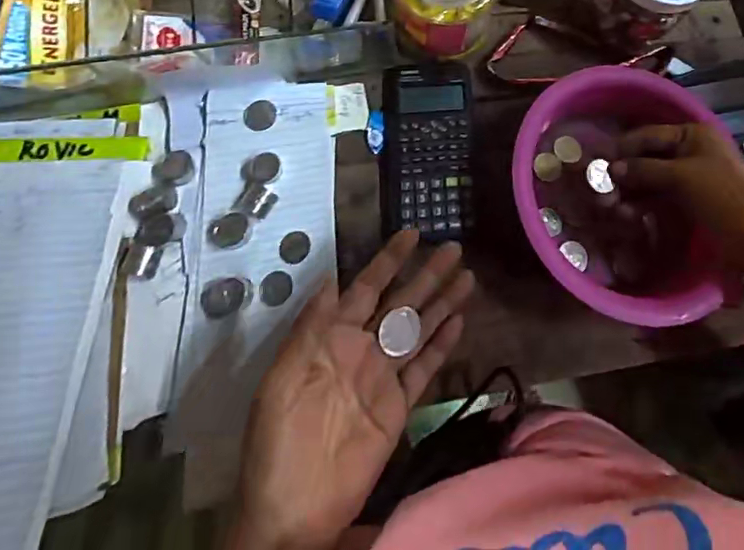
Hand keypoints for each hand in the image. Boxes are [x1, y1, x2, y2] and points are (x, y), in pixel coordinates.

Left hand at [229, 230, 474, 549]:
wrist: (291, 511)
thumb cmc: (277, 440)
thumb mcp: (282, 378)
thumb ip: (309, 328)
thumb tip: (330, 278)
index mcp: (333, 338)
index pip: (366, 287)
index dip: (389, 260)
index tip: (411, 233)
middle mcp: (362, 350)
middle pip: (401, 303)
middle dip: (426, 275)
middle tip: (453, 247)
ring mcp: (382, 378)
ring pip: (417, 330)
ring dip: (441, 303)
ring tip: (466, 277)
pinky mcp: (398, 408)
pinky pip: (423, 370)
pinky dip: (441, 347)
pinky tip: (458, 323)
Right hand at [610, 124, 743, 267]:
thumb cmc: (723, 197)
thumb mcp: (681, 177)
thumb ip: (644, 169)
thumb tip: (611, 168)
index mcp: (693, 135)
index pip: (649, 134)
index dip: (624, 147)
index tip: (599, 162)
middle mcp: (689, 151)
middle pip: (648, 156)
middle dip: (625, 172)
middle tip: (603, 188)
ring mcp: (689, 177)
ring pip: (651, 179)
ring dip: (631, 191)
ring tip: (613, 206)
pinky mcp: (689, 201)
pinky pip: (659, 197)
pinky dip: (644, 203)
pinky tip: (628, 213)